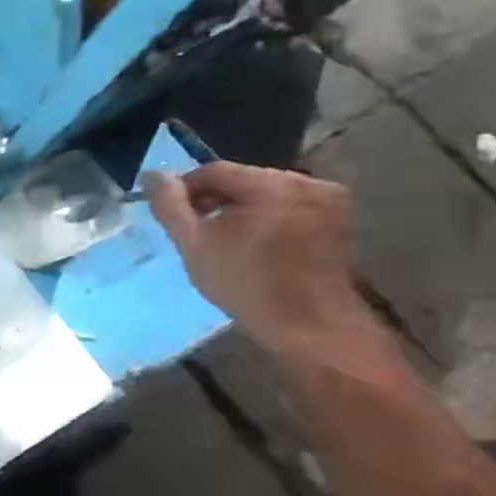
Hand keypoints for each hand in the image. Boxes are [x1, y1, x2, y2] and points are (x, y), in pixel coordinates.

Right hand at [145, 162, 369, 357]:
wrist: (309, 325)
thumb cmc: (244, 283)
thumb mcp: (192, 244)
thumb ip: (169, 205)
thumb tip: (154, 174)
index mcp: (271, 185)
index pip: (215, 170)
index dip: (186, 190)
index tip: (174, 217)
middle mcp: (306, 182)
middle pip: (244, 180)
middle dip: (216, 201)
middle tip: (198, 232)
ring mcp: (330, 200)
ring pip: (268, 194)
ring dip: (243, 210)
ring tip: (228, 242)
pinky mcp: (341, 220)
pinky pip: (292, 207)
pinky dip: (270, 219)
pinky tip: (259, 246)